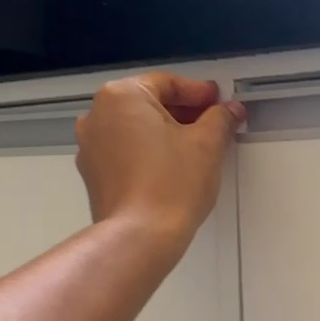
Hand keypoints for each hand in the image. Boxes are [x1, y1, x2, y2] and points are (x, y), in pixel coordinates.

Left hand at [75, 73, 244, 238]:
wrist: (140, 236)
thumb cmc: (169, 186)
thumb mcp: (207, 143)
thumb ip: (220, 119)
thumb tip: (228, 111)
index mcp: (122, 97)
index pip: (167, 83)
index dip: (198, 92)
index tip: (217, 101)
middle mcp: (98, 116)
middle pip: (148, 103)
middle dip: (182, 112)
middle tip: (212, 123)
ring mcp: (91, 146)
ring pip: (135, 127)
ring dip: (165, 132)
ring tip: (196, 148)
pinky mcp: (94, 173)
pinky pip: (125, 151)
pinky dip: (148, 152)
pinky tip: (173, 167)